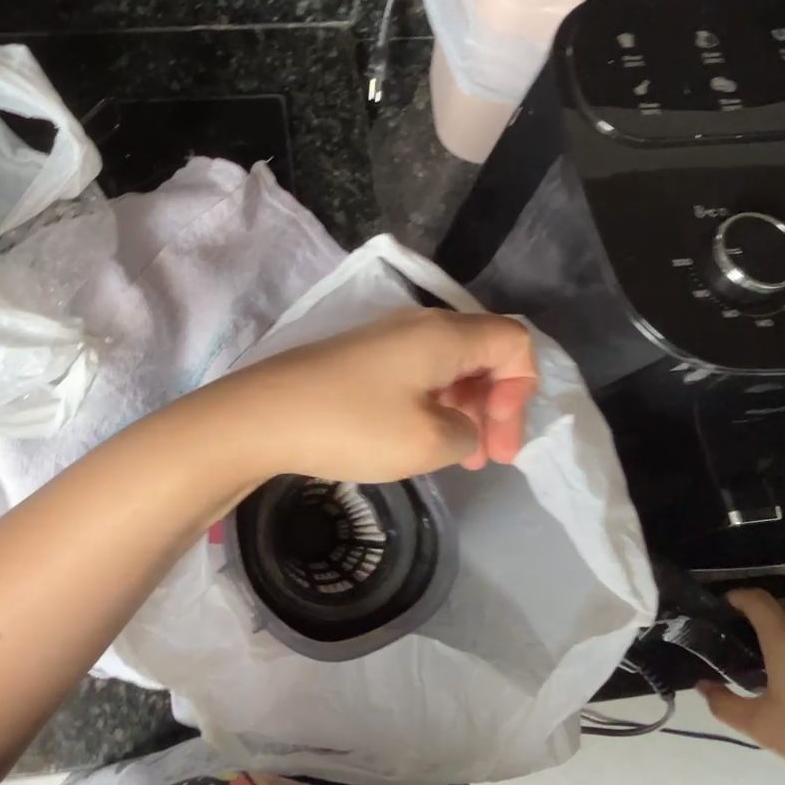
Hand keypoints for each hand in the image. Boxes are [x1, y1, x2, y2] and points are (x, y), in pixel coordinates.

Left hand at [202, 309, 539, 484]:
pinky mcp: (360, 359)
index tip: (497, 438)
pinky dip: (433, 405)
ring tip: (458, 457)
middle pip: (484, 353)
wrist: (262, 416)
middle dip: (497, 405)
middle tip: (488, 458)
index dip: (522, 390)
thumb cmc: (352, 426)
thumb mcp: (428, 441)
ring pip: (449, 366)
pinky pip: (417, 374)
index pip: (514, 341)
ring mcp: (386, 340)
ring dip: (465, 409)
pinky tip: (419, 440)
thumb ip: (468, 432)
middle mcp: (419, 326)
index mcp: (444, 334)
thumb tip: (462, 425)